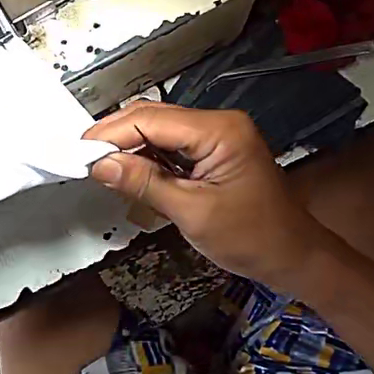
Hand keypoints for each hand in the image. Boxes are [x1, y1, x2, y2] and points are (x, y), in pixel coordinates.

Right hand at [84, 103, 328, 287]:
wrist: (294, 257)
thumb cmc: (252, 237)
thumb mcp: (192, 212)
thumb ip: (144, 183)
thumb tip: (100, 165)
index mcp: (219, 130)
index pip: (149, 121)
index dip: (110, 135)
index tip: (79, 154)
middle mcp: (217, 123)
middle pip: (150, 117)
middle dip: (114, 137)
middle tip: (84, 160)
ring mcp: (214, 135)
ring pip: (155, 128)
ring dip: (126, 146)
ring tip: (99, 168)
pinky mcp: (210, 149)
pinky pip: (167, 144)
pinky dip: (143, 156)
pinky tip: (127, 172)